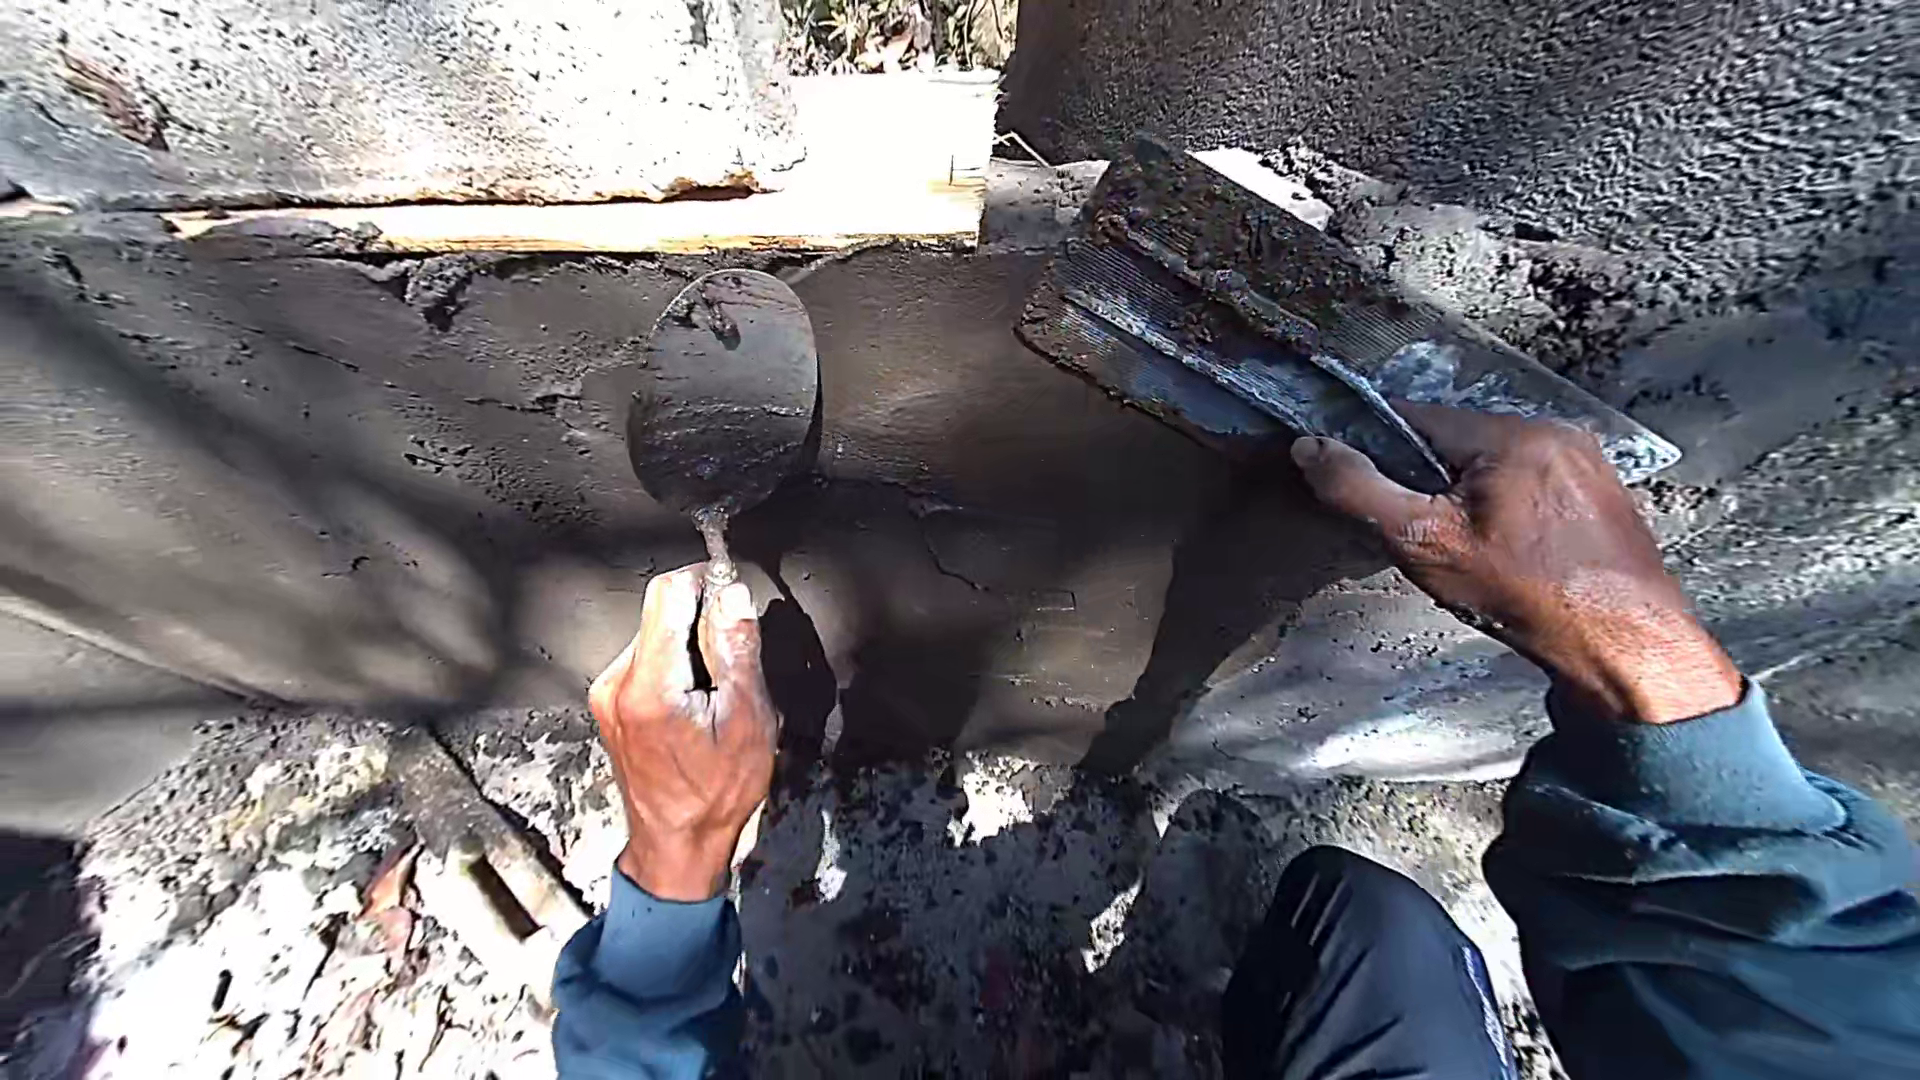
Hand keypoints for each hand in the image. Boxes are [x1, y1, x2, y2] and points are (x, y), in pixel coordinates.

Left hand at [588, 564, 777, 900]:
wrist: (678, 842)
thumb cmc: (718, 789)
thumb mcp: (747, 717)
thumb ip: (737, 648)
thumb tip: (734, 592)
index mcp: (649, 685)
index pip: (668, 593)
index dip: (706, 579)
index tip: (736, 590)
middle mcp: (616, 682)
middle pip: (661, 609)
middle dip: (705, 612)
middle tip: (739, 646)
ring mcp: (608, 692)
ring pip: (656, 629)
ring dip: (694, 636)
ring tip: (722, 679)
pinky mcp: (611, 701)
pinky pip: (649, 654)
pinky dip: (680, 656)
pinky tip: (701, 691)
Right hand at [1291, 404, 1740, 724]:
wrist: (1621, 645)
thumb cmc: (1515, 590)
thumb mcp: (1418, 540)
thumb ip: (1356, 488)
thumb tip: (1307, 446)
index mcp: (1510, 435)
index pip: (1410, 415)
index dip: (1368, 443)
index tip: (1350, 479)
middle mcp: (1552, 430)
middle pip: (1445, 434)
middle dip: (1409, 468)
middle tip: (1400, 520)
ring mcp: (1579, 455)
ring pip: (1477, 454)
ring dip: (1444, 481)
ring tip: (1441, 532)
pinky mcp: (1592, 482)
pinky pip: (1512, 471)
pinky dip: (1481, 492)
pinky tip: (1483, 533)